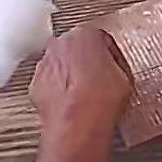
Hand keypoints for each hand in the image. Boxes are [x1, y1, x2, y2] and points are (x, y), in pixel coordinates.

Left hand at [30, 28, 133, 151]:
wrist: (78, 125)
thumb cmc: (99, 101)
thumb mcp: (125, 78)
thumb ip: (117, 64)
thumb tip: (115, 68)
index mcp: (86, 35)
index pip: (99, 38)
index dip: (108, 55)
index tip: (112, 66)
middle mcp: (61, 45)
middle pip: (75, 49)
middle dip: (85, 62)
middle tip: (98, 80)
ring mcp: (45, 64)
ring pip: (59, 65)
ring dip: (69, 76)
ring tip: (84, 95)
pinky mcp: (35, 84)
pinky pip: (49, 83)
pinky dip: (57, 90)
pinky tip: (71, 103)